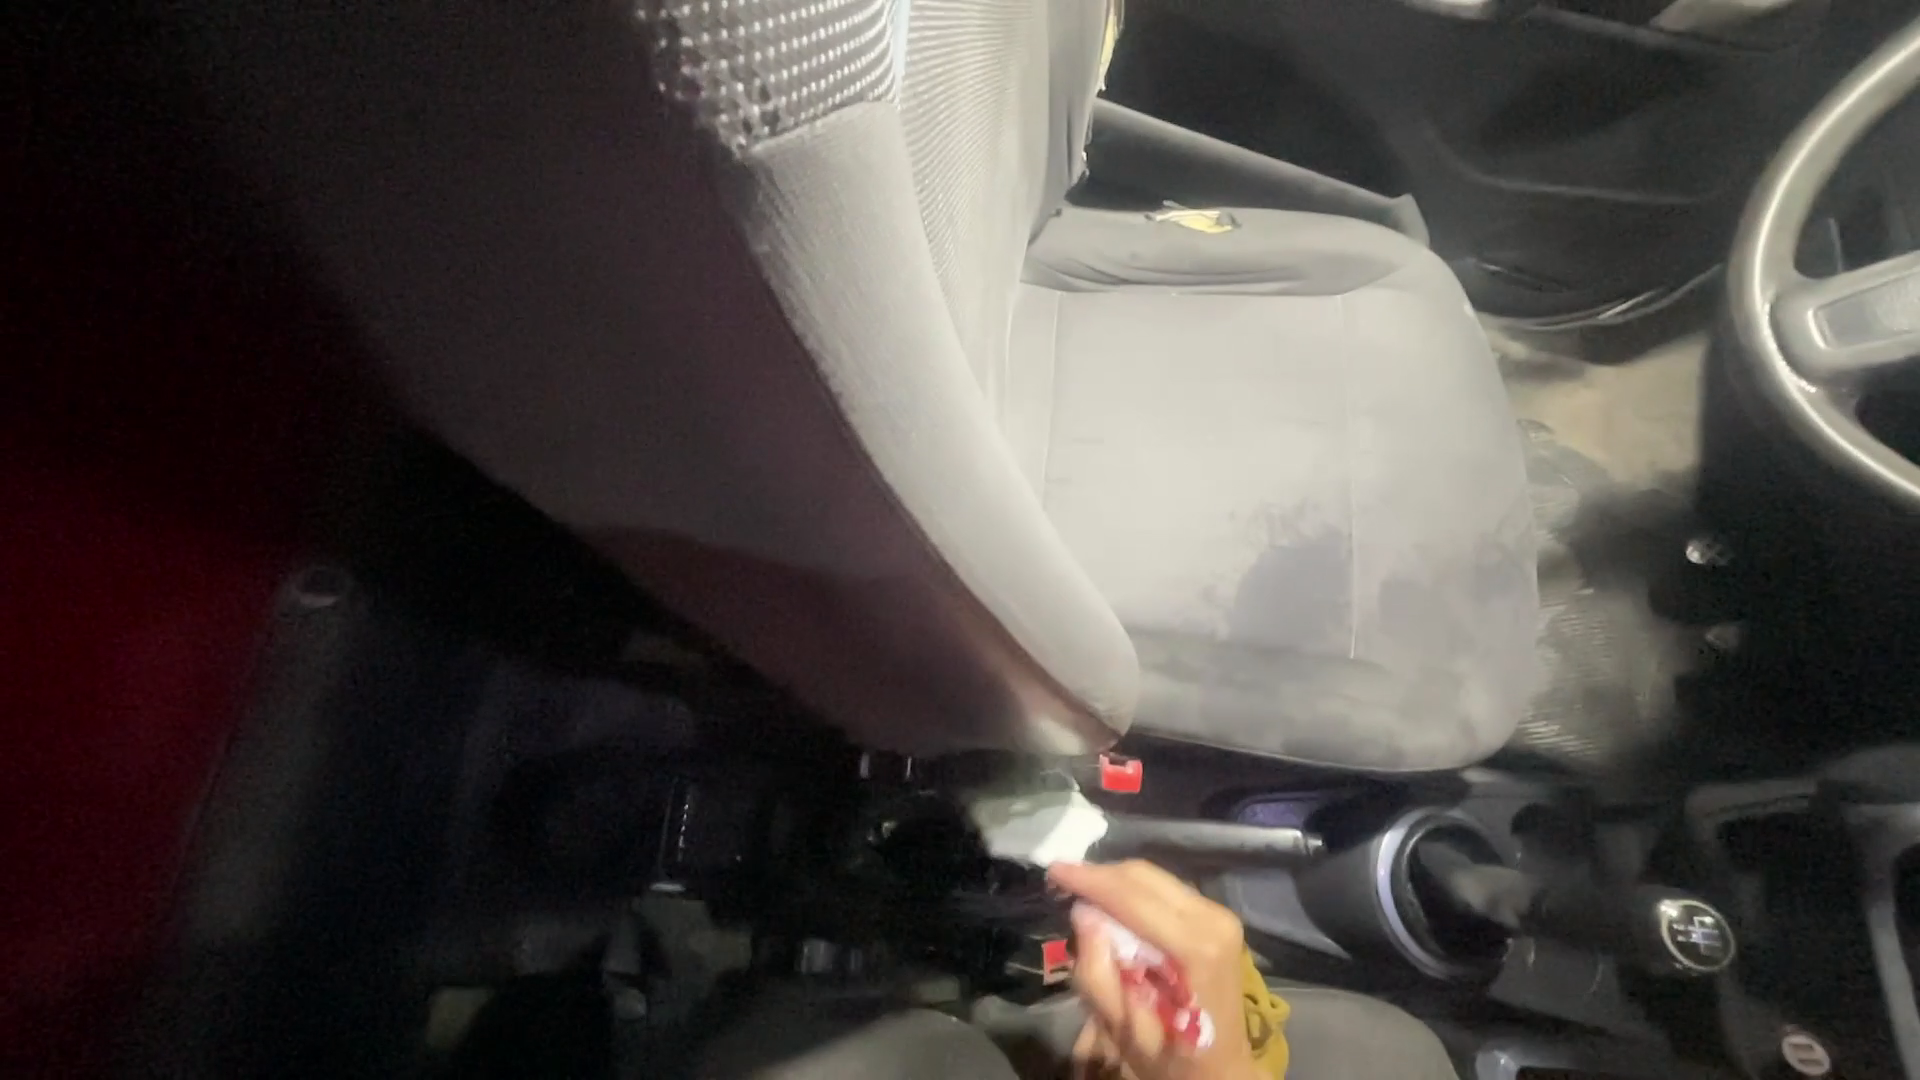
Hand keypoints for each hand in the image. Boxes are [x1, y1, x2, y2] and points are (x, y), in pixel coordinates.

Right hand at [1049, 861, 1263, 1079]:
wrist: (1223, 1069)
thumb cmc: (1172, 1057)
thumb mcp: (1126, 1031)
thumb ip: (1099, 974)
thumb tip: (1082, 912)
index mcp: (1196, 949)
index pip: (1133, 897)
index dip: (1090, 879)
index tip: (1054, 871)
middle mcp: (1212, 920)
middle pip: (1142, 876)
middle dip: (1098, 875)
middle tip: (1062, 880)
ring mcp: (1218, 913)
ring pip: (1151, 876)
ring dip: (1113, 880)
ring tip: (1082, 890)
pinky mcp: (1215, 913)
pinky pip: (1162, 887)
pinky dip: (1131, 889)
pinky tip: (1111, 901)